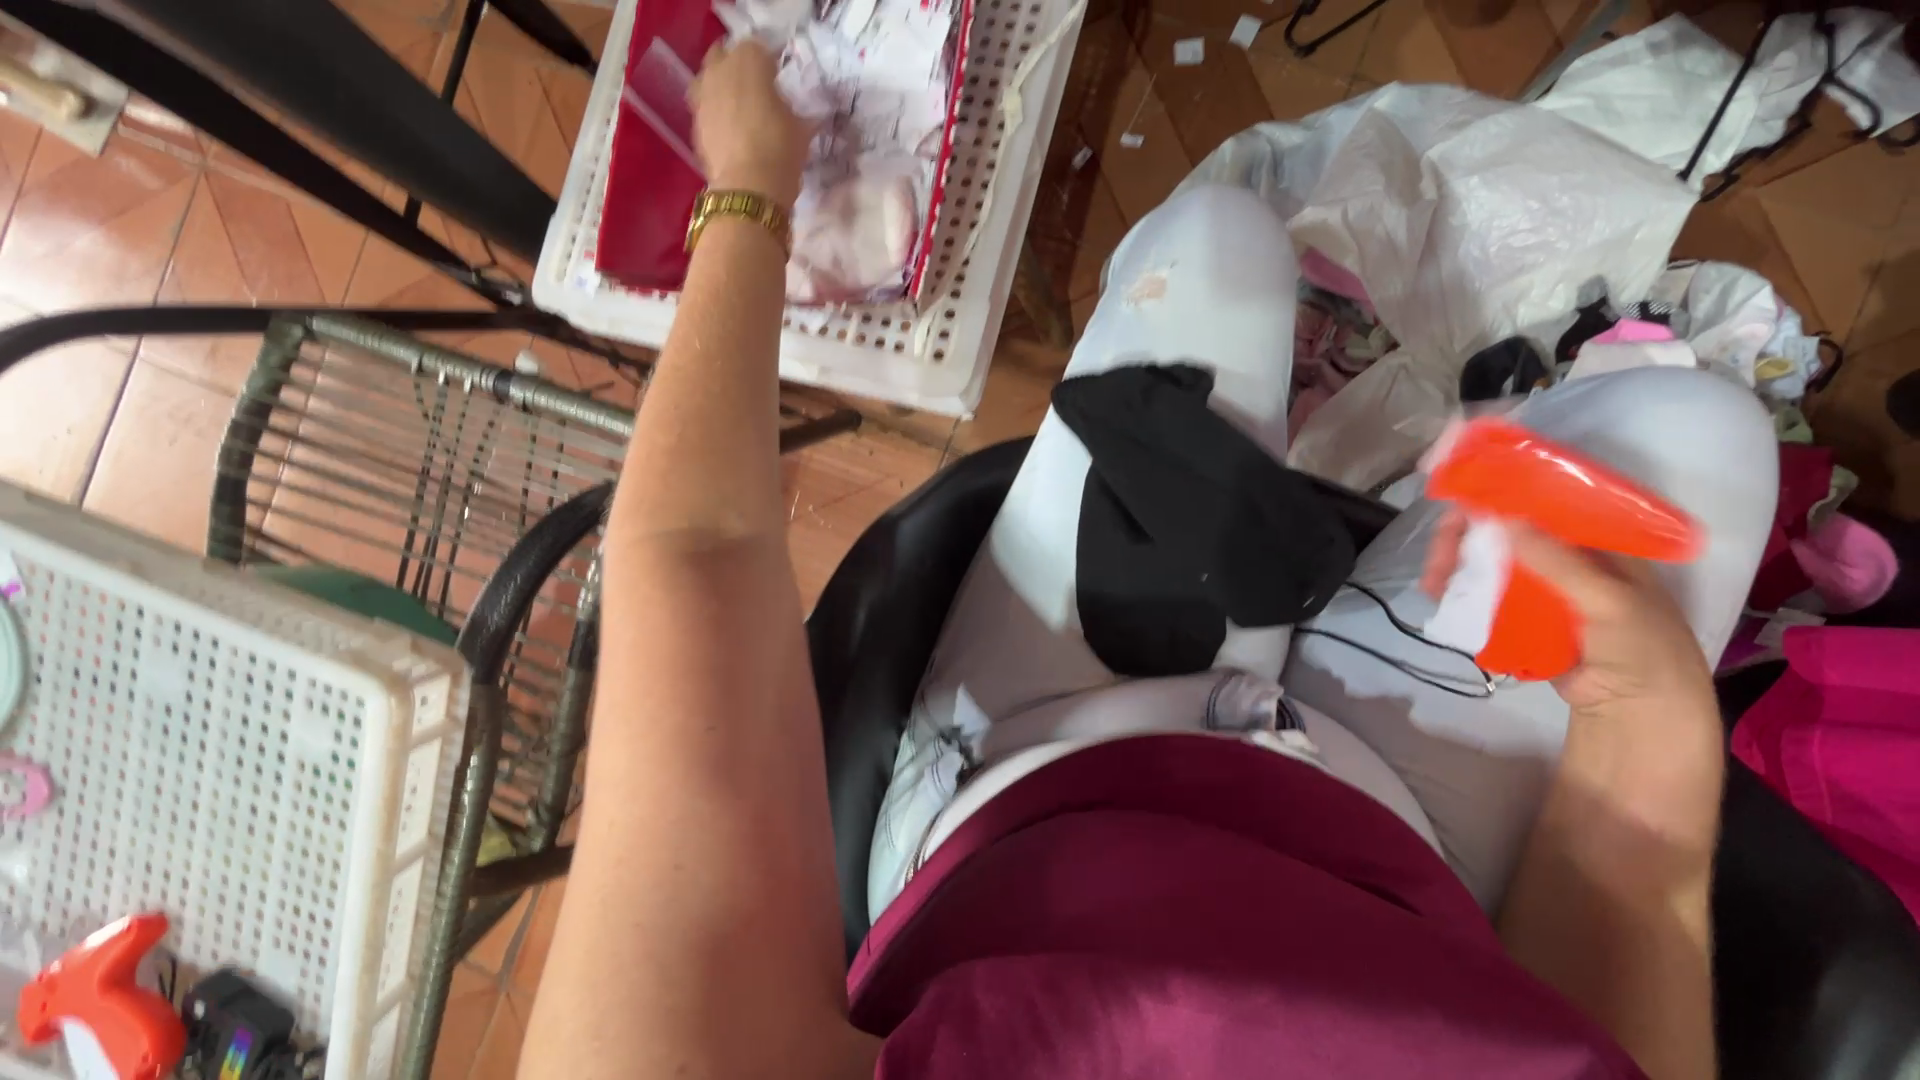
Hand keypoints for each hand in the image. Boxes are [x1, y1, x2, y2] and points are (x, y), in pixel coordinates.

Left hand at [689, 41, 807, 205]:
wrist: (750, 187)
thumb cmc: (781, 150)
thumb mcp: (802, 128)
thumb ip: (796, 112)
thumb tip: (802, 115)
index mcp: (750, 60)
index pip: (759, 50)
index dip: (770, 66)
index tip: (779, 81)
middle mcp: (721, 69)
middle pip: (726, 57)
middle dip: (739, 69)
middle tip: (756, 91)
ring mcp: (703, 94)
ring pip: (710, 80)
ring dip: (722, 88)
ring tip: (739, 110)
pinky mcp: (695, 121)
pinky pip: (706, 108)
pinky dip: (716, 114)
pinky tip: (730, 132)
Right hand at [1421, 512, 1716, 722]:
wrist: (1634, 710)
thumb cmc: (1640, 648)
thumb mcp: (1608, 600)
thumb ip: (1558, 562)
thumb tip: (1501, 519)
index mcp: (1597, 542)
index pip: (1545, 505)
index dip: (1504, 494)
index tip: (1464, 495)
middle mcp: (1565, 557)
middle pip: (1506, 531)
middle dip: (1468, 535)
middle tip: (1440, 546)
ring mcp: (1540, 587)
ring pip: (1488, 561)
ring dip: (1456, 563)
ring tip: (1432, 579)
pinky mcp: (1520, 615)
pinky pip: (1483, 594)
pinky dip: (1457, 590)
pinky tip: (1436, 592)